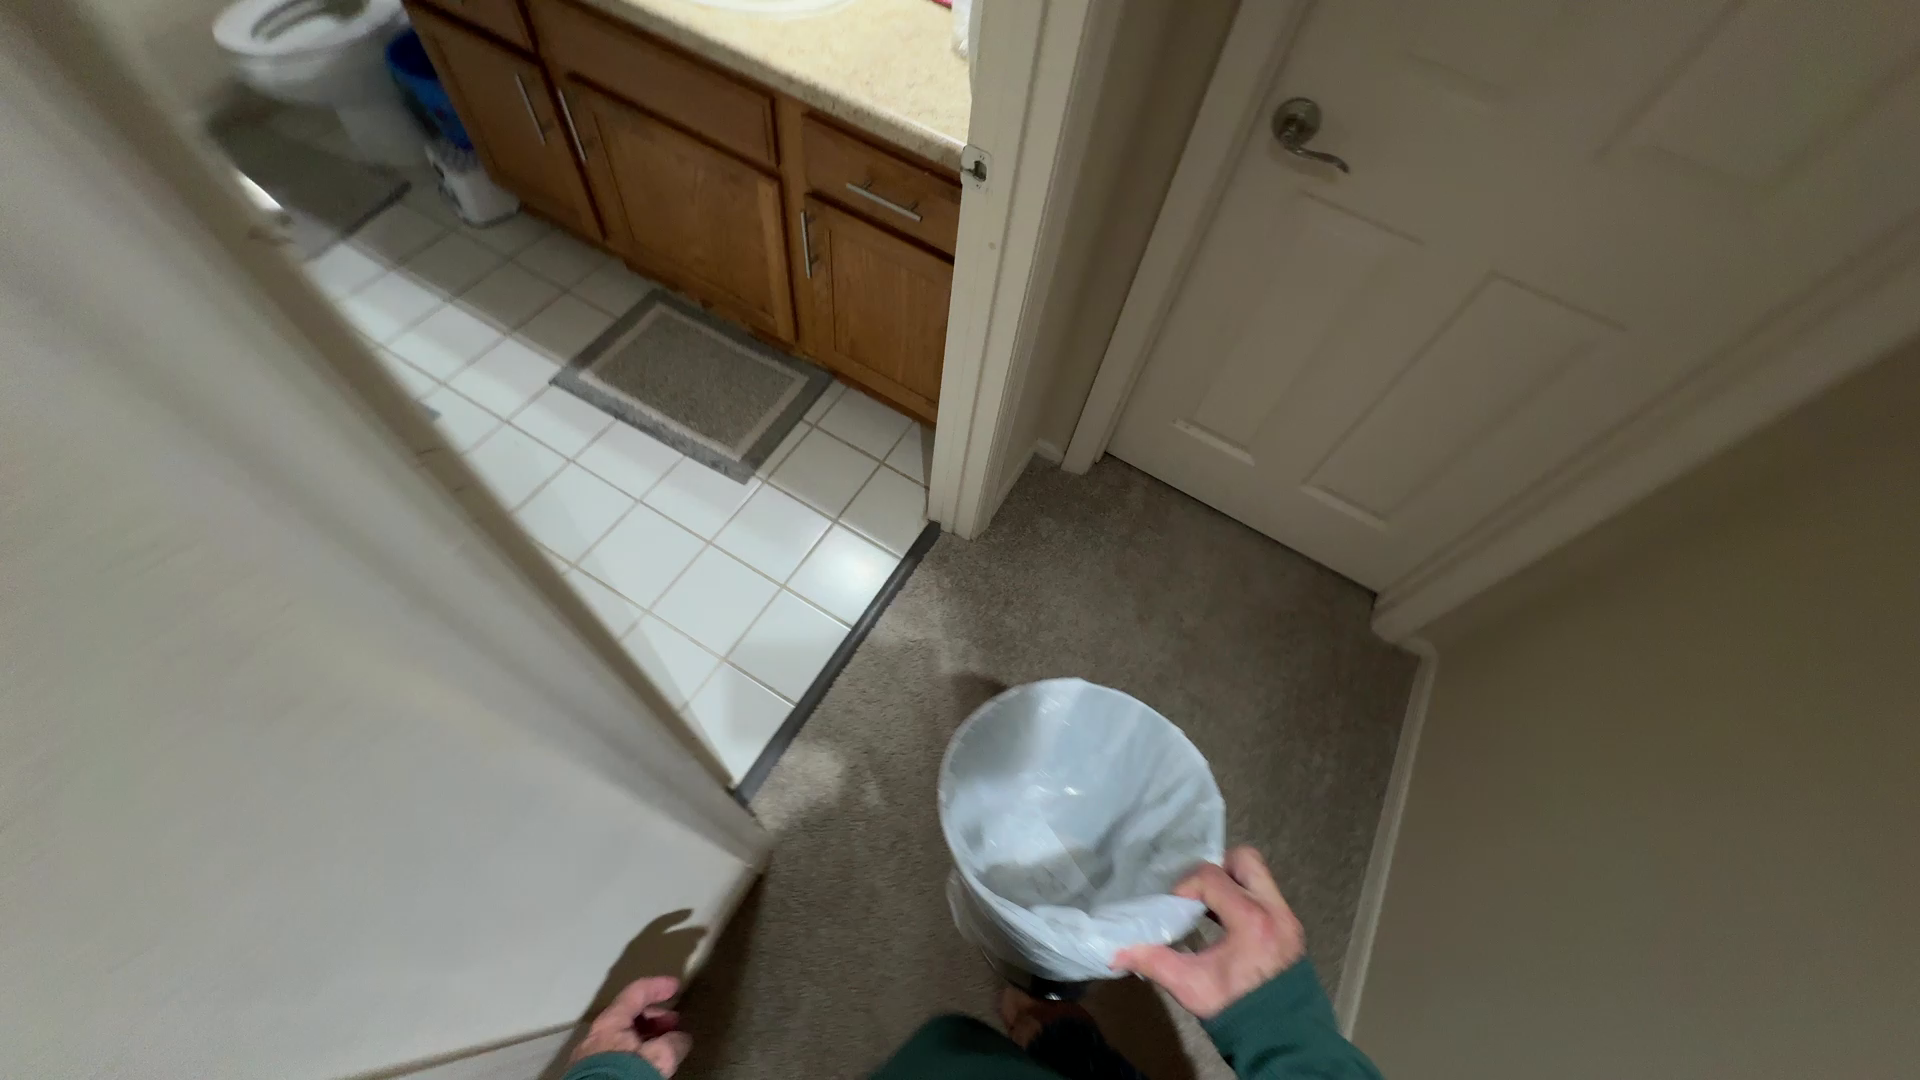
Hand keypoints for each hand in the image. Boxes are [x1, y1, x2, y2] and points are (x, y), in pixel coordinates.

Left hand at [568, 976, 692, 1077]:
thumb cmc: (627, 1073)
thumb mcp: (659, 1056)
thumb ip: (674, 1042)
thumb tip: (682, 1039)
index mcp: (610, 1022)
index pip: (637, 992)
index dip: (659, 986)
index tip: (676, 987)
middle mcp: (596, 1035)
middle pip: (629, 1015)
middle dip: (655, 1017)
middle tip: (674, 1023)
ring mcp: (591, 1057)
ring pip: (623, 1037)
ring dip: (647, 1036)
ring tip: (665, 1046)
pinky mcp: (591, 1074)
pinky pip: (617, 1055)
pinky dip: (636, 1052)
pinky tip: (648, 1063)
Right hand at [1112, 846, 1305, 1019]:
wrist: (1284, 1044)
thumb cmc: (1236, 1012)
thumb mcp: (1191, 987)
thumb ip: (1155, 963)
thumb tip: (1117, 953)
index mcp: (1251, 920)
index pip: (1211, 877)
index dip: (1186, 886)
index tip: (1176, 907)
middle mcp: (1274, 910)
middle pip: (1245, 860)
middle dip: (1218, 870)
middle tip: (1200, 893)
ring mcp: (1288, 918)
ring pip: (1259, 875)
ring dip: (1233, 883)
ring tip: (1212, 907)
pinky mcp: (1292, 929)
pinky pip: (1266, 896)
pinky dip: (1245, 899)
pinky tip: (1227, 922)